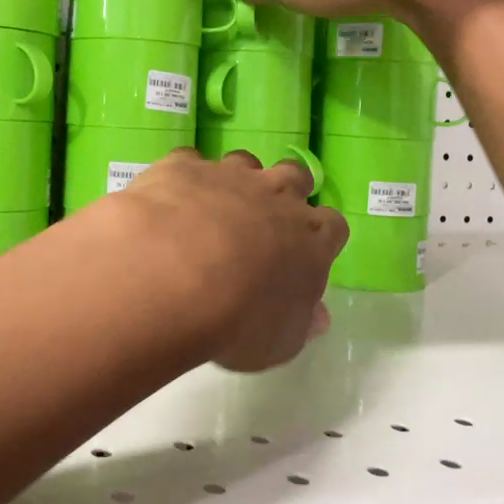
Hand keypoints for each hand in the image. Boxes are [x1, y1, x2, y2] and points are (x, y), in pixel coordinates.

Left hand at [105, 149, 346, 371]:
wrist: (172, 277)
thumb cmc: (238, 321)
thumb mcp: (280, 341)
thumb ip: (301, 322)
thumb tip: (319, 316)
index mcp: (310, 238)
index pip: (333, 226)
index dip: (320, 236)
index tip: (306, 252)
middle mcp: (276, 197)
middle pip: (295, 177)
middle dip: (286, 192)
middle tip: (266, 217)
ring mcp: (228, 176)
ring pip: (244, 162)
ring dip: (236, 181)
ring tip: (215, 208)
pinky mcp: (183, 168)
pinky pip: (189, 163)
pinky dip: (184, 179)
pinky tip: (170, 201)